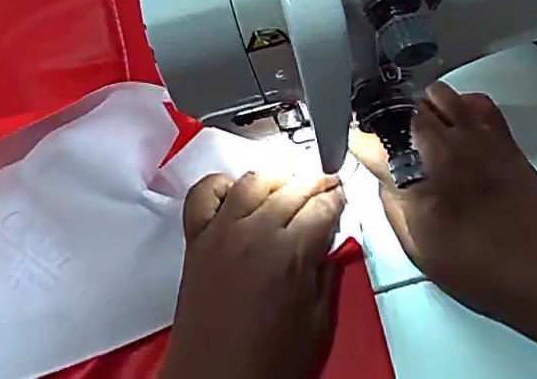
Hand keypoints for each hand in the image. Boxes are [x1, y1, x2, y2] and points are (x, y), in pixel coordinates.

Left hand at [160, 171, 345, 378]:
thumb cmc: (266, 363)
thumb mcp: (315, 325)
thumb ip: (324, 275)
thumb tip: (330, 243)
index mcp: (289, 255)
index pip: (321, 208)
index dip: (335, 198)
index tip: (340, 195)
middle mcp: (255, 233)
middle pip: (291, 188)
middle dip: (313, 182)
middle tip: (324, 181)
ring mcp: (222, 229)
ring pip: (252, 181)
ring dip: (275, 177)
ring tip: (287, 180)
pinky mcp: (196, 235)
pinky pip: (204, 193)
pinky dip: (220, 184)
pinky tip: (235, 191)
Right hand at [351, 81, 536, 324]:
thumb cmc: (492, 271)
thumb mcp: (422, 252)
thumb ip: (392, 207)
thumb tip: (382, 182)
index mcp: (415, 175)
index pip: (365, 138)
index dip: (356, 143)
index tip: (356, 149)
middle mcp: (441, 144)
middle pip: (395, 106)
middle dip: (385, 122)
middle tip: (387, 143)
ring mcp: (472, 133)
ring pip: (432, 93)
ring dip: (420, 109)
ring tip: (420, 131)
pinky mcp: (499, 133)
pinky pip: (470, 100)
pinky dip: (459, 106)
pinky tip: (457, 128)